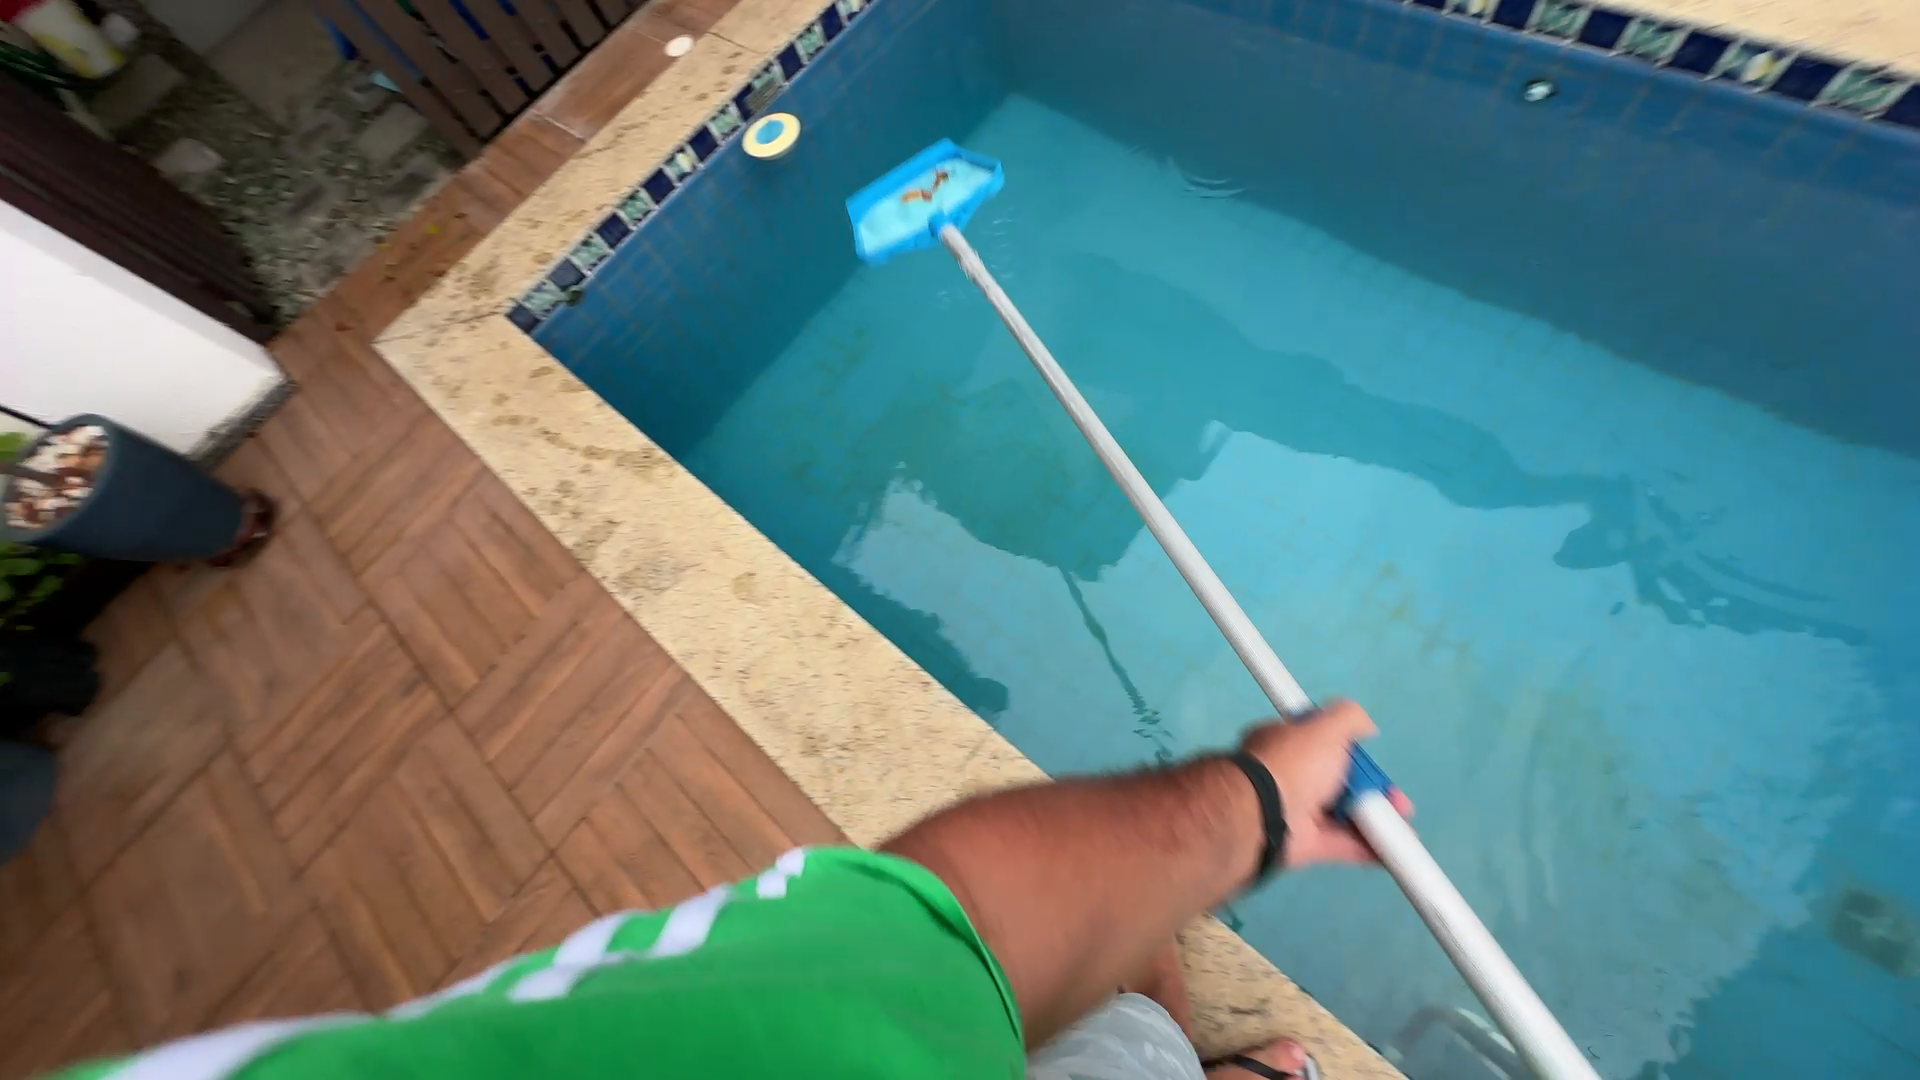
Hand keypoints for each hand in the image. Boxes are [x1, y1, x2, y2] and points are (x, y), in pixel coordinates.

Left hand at [1240, 701, 1413, 866]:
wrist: (1265, 813)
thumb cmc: (1294, 763)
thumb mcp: (1324, 728)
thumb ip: (1347, 718)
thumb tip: (1366, 724)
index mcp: (1283, 742)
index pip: (1319, 742)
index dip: (1350, 752)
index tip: (1372, 763)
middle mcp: (1288, 774)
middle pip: (1337, 781)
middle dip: (1372, 790)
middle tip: (1399, 801)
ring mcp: (1295, 810)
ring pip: (1343, 814)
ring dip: (1375, 819)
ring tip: (1402, 823)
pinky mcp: (1304, 843)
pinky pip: (1344, 844)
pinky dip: (1370, 847)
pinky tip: (1396, 848)